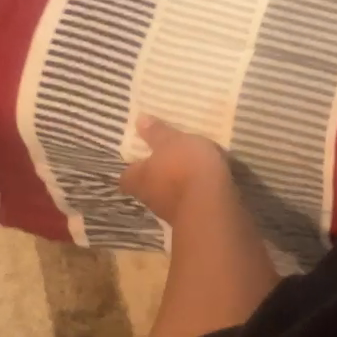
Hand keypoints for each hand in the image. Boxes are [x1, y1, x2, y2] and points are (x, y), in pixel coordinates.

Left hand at [118, 116, 233, 226]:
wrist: (210, 202)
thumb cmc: (185, 165)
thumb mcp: (172, 141)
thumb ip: (156, 133)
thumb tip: (138, 120)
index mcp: (139, 178)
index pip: (126, 175)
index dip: (133, 166)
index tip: (142, 156)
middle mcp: (149, 197)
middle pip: (145, 186)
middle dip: (155, 175)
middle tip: (168, 159)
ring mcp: (168, 211)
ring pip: (166, 195)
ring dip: (175, 184)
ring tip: (190, 168)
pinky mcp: (189, 216)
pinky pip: (186, 201)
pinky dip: (192, 192)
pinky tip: (203, 182)